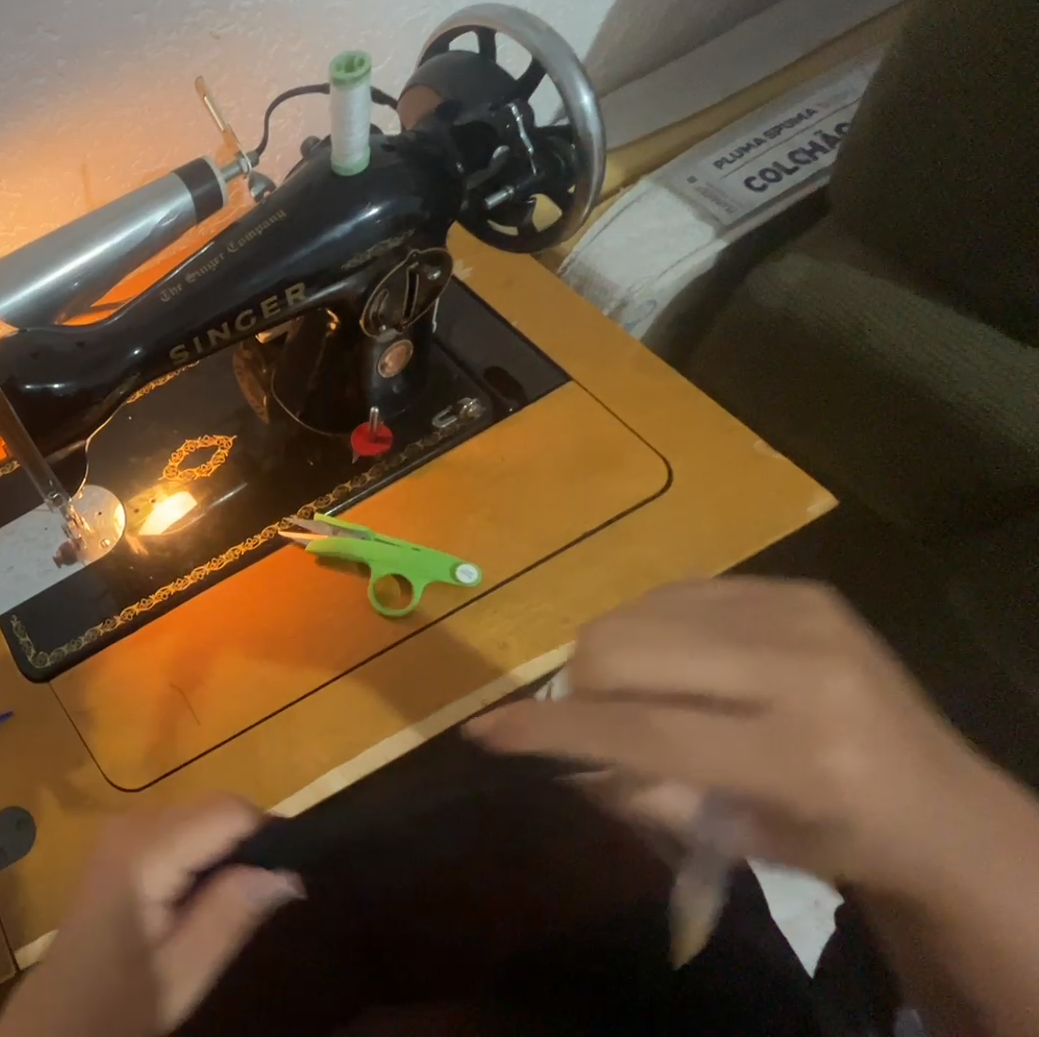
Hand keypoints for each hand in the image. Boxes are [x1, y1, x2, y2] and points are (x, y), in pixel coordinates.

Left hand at [0, 794, 303, 1036]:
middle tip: (262, 901)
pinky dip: (202, 850)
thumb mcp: (184, 970)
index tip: (288, 881)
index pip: (227, 811)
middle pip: (214, 807)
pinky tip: (199, 895)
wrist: (60, 1014)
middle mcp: (131, 820)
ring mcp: (121, 825)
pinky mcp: (120, 837)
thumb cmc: (121, 1000)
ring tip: (232, 903)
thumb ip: (230, 913)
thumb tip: (289, 872)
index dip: (267, 837)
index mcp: (143, 850)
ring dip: (225, 848)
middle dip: (247, 844)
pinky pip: (179, 826)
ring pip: (199, 813)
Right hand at [464, 577, 1002, 893]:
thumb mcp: (732, 839)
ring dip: (608, 659)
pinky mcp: (794, 588)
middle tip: (594, 718)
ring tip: (642, 692)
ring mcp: (801, 616)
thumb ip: (632, 790)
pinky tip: (680, 663)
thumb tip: (548, 746)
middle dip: (579, 688)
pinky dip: (645, 632)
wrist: (945, 800)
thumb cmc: (830, 836)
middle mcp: (805, 672)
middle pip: (619, 651)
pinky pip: (663, 595)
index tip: (483, 731)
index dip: (549, 729)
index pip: (640, 730)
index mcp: (803, 756)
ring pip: (627, 615)